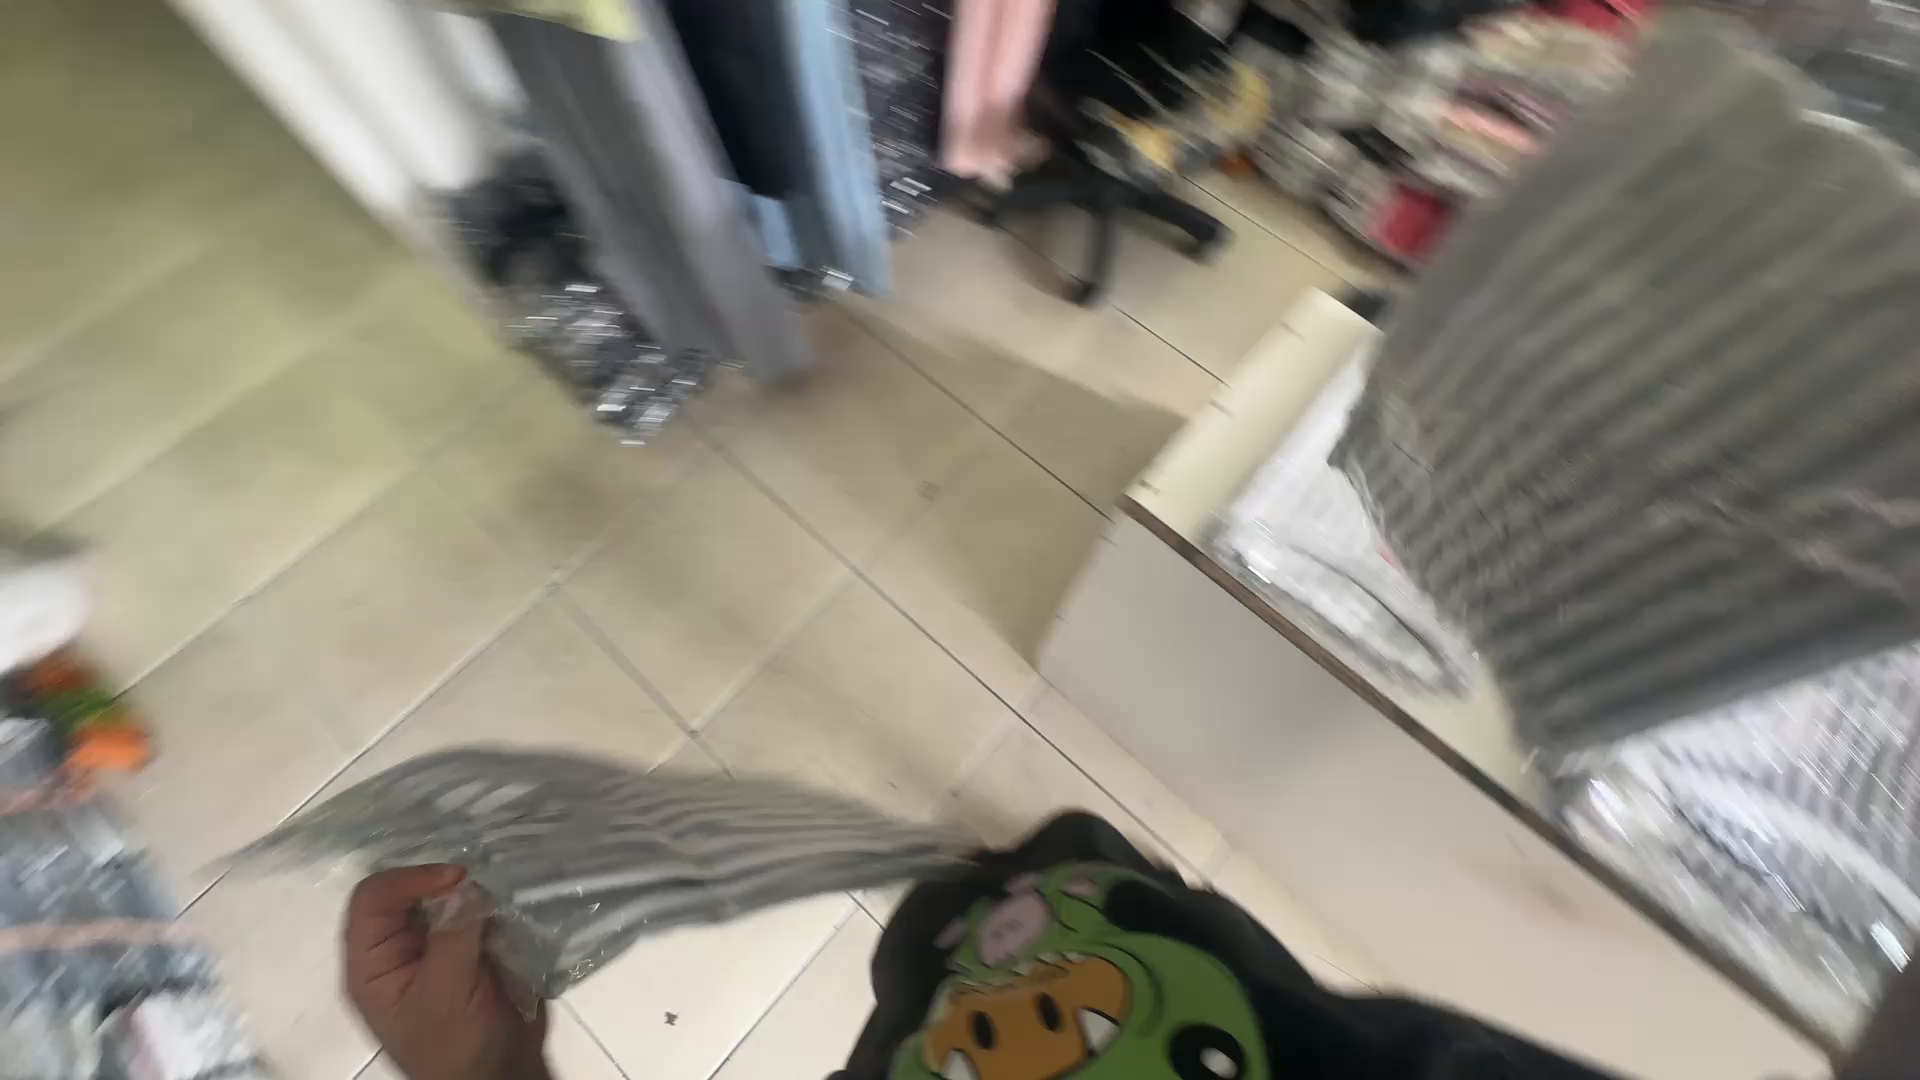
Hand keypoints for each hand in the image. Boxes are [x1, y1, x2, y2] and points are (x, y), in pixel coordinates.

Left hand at [342, 865, 550, 1079]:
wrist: (498, 1073)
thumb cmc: (456, 1045)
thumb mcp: (447, 995)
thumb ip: (453, 938)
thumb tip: (466, 886)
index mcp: (374, 965)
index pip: (372, 900)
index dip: (408, 879)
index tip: (458, 878)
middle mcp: (399, 949)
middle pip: (407, 890)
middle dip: (442, 877)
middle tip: (483, 878)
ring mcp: (437, 946)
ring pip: (444, 895)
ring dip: (472, 885)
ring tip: (501, 888)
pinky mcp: (472, 945)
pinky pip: (476, 907)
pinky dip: (493, 896)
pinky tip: (511, 899)